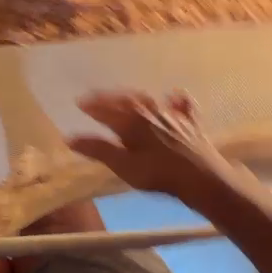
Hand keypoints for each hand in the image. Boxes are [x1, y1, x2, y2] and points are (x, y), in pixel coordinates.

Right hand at [67, 91, 252, 205]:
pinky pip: (182, 106)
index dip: (92, 106)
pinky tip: (173, 96)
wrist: (201, 176)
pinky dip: (175, 100)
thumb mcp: (123, 165)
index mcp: (131, 121)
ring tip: (124, 95)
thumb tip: (70, 138)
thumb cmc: (157, 174)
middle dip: (109, 97)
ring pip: (149, 100)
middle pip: (126, 100)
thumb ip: (98, 150)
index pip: (106, 110)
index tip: (79, 103)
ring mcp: (172, 115)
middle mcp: (150, 112)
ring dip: (134, 96)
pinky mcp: (191, 123)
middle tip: (96, 96)